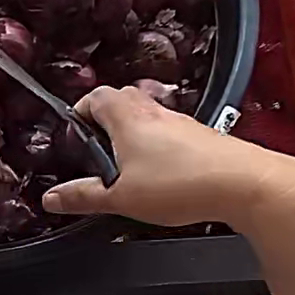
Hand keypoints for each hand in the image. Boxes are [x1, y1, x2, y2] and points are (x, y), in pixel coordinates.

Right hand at [41, 83, 294, 227]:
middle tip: (97, 144)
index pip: (95, 97)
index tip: (73, 128)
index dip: (80, 110)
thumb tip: (53, 198)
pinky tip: (161, 174)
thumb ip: (84, 197)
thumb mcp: (121, 197)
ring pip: (150, 117)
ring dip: (135, 132)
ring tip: (126, 163)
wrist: (241, 184)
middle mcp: (155, 111)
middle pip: (123, 100)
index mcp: (127, 117)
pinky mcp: (203, 138)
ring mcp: (182, 122)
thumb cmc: (181, 183)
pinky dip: (160, 146)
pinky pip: (173, 134)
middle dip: (106, 118)